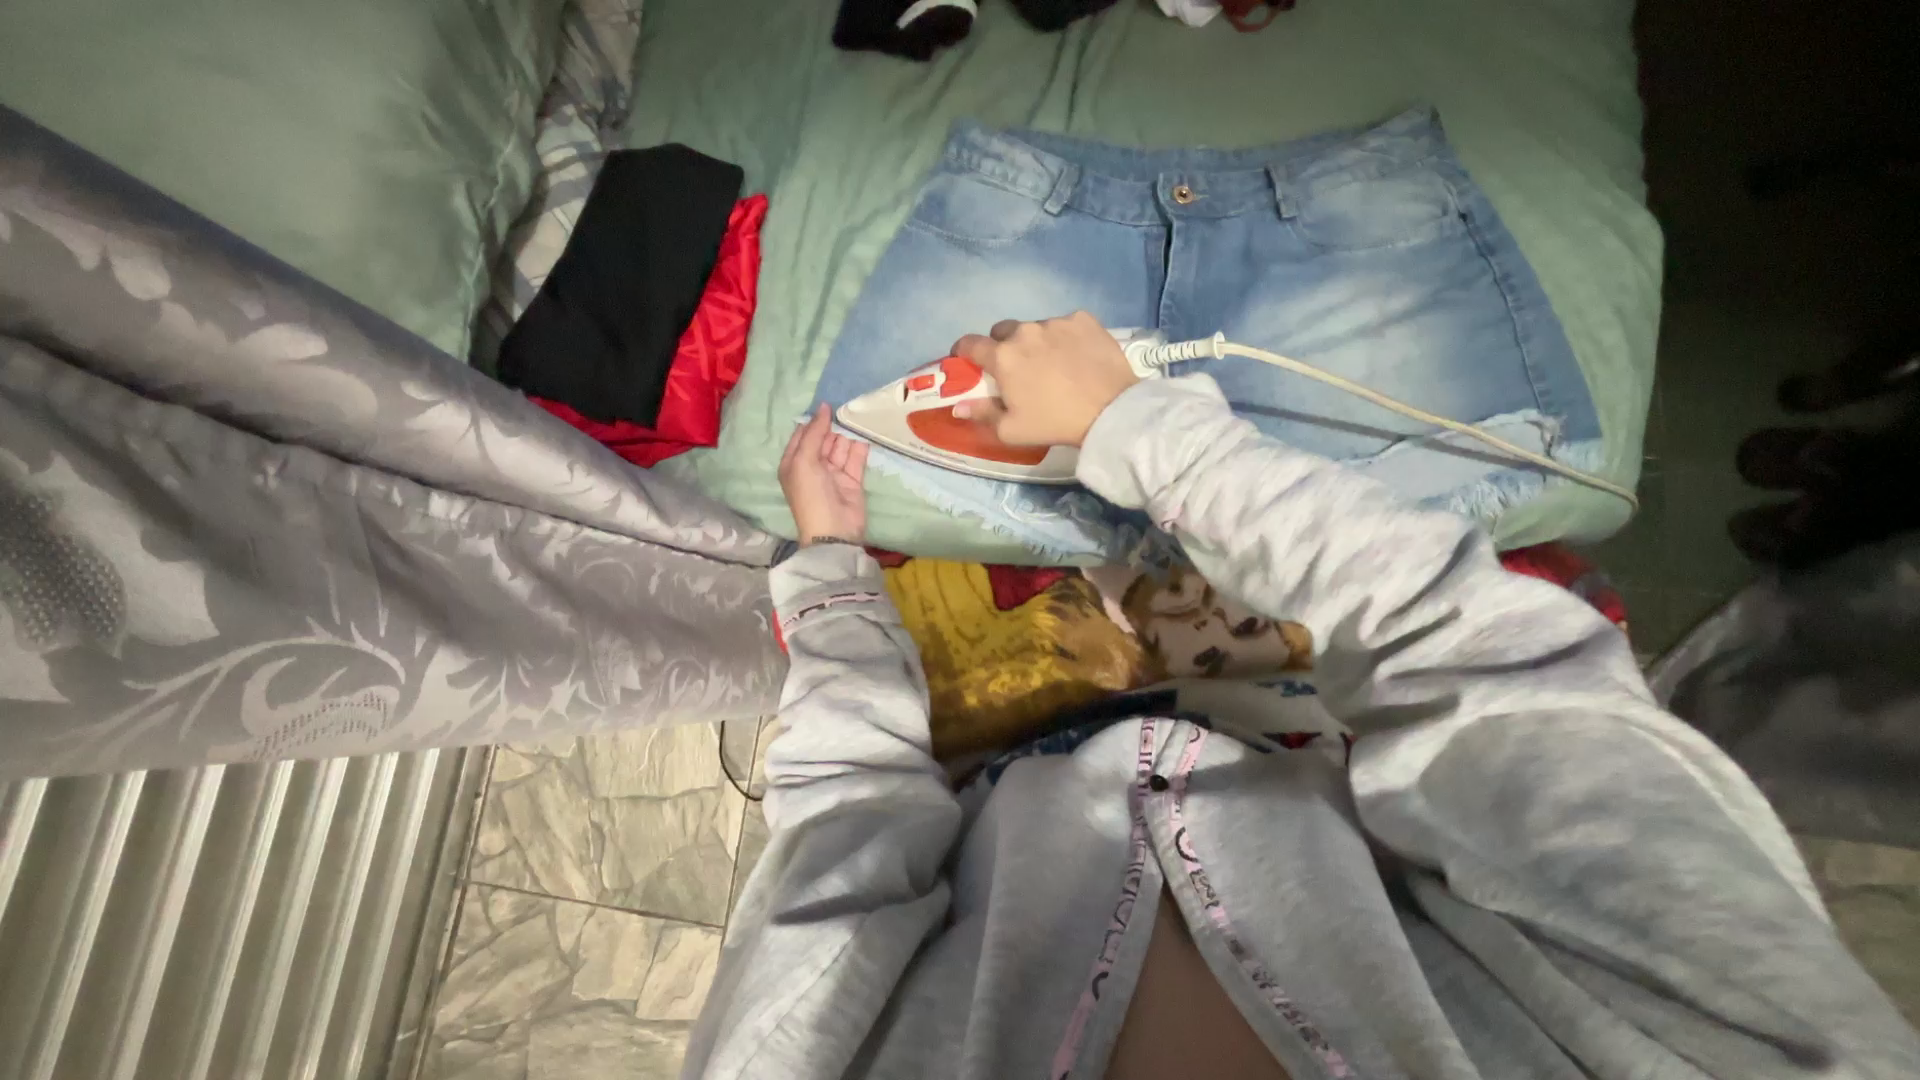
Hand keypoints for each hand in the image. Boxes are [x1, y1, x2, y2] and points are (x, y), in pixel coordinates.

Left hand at [780, 404, 869, 545]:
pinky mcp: (852, 480)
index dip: (813, 420)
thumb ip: (813, 434)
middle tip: (847, 406)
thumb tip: (823, 408)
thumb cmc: (811, 495)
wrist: (834, 531)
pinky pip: (855, 459)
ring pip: (840, 447)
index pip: (803, 435)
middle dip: (833, 425)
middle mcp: (812, 466)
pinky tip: (865, 431)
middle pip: (823, 439)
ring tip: (858, 414)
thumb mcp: (803, 461)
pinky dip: (860, 446)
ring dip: (847, 433)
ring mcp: (833, 474)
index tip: (827, 403)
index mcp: (794, 463)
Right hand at [949, 311, 1139, 447]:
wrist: (1110, 411)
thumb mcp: (1012, 430)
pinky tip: (1076, 357)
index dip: (965, 352)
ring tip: (1054, 364)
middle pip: (1003, 332)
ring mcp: (1056, 322)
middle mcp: (1025, 331)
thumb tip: (959, 405)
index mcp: (1002, 356)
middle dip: (1004, 346)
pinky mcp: (1083, 319)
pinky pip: (1065, 325)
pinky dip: (1065, 337)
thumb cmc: (1054, 423)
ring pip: (1036, 328)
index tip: (970, 363)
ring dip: (1037, 342)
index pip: (970, 343)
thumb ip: (982, 414)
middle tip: (1018, 369)